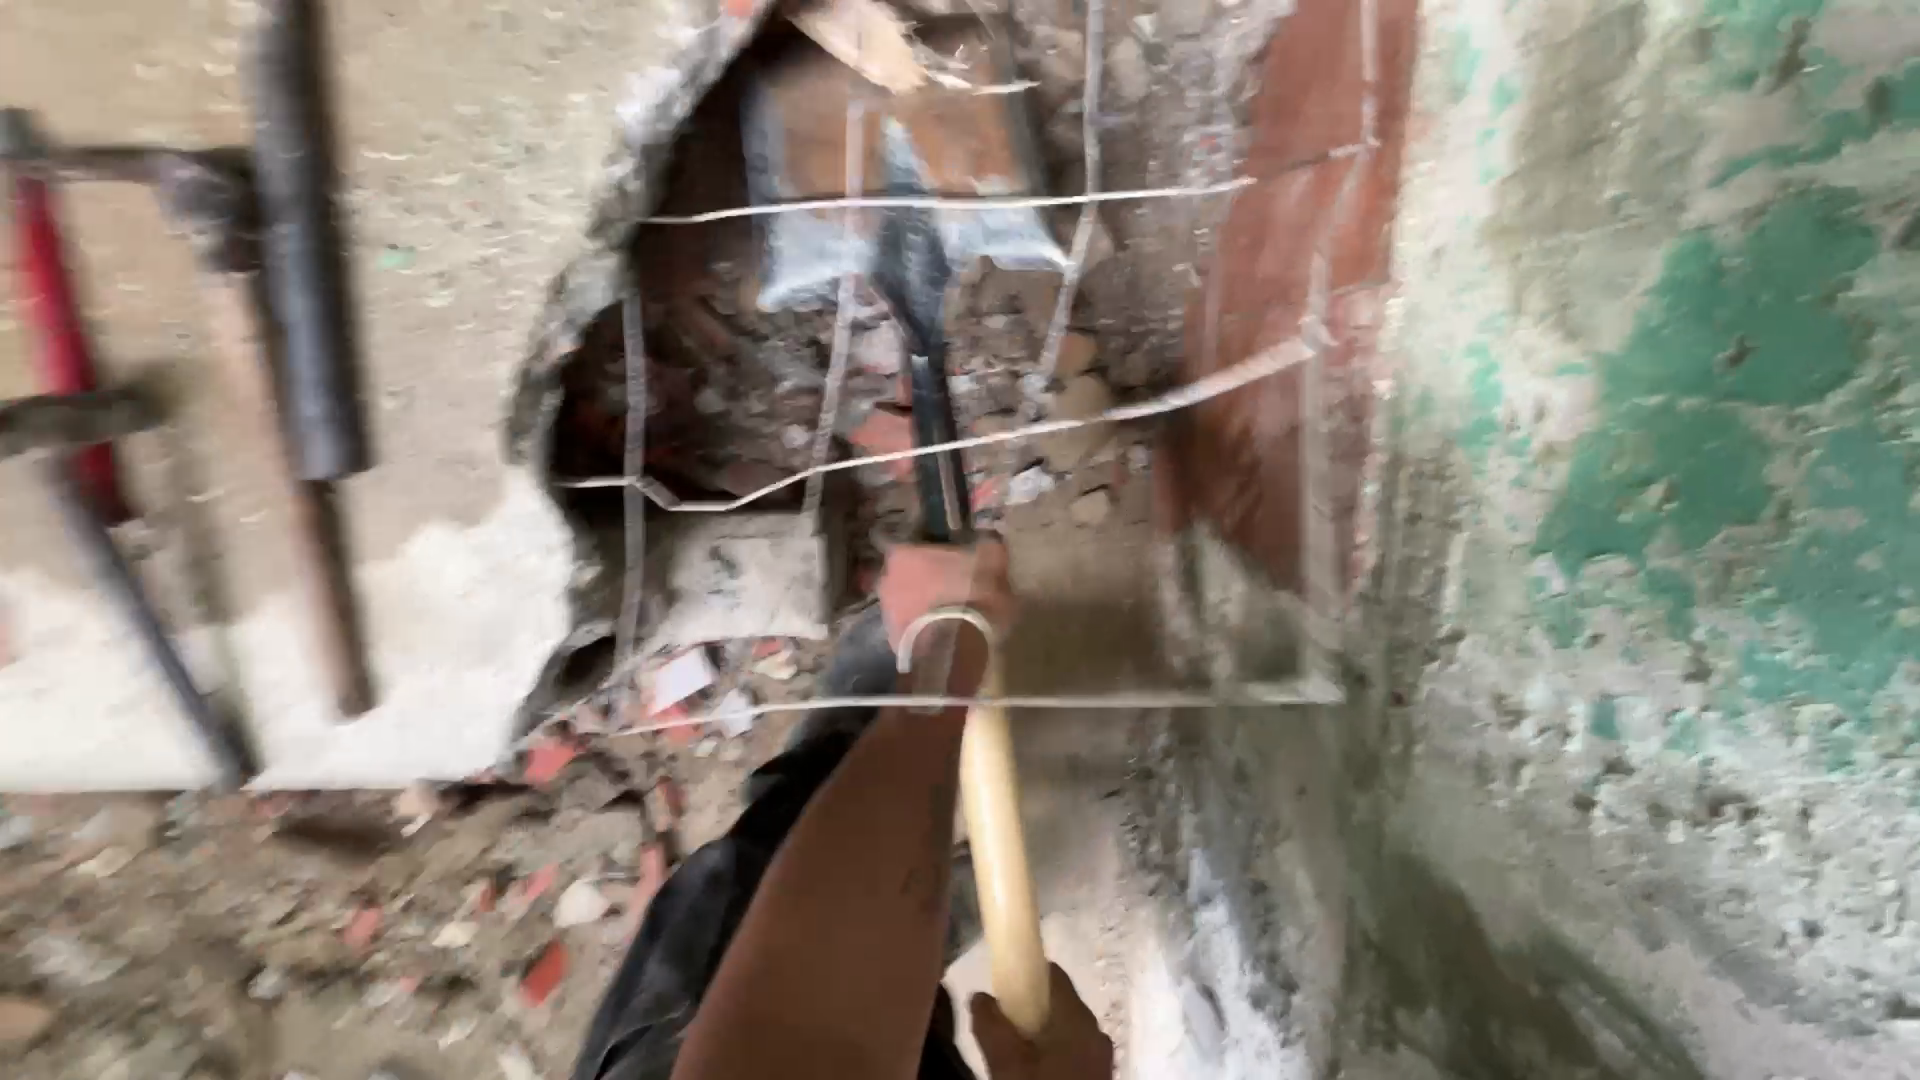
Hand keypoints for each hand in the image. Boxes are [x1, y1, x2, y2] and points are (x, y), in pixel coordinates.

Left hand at [876, 538, 1015, 650]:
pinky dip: (920, 629)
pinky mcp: (892, 641)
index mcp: (903, 554)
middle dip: (921, 579)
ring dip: (919, 605)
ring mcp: (885, 612)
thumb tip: (990, 541)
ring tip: (945, 613)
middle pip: (903, 574)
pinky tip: (940, 635)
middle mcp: (886, 579)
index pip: (907, 543)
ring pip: (903, 602)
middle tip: (947, 584)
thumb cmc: (971, 594)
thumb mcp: (992, 561)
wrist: (956, 647)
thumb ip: (987, 547)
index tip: (942, 556)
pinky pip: (908, 629)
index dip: (925, 550)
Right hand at [969, 965, 1113, 1079]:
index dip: (1024, 973)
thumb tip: (980, 995)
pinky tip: (1031, 1073)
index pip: (1051, 973)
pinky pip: (1072, 1052)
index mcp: (1078, 1018)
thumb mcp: (1006, 1065)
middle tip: (999, 1025)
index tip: (1000, 984)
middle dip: (1027, 1009)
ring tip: (1010, 1054)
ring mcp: (1101, 1059)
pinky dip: (1050, 1054)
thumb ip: (990, 1024)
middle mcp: (1096, 1032)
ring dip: (1037, 1036)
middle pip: (1057, 1003)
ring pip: (1063, 1030)